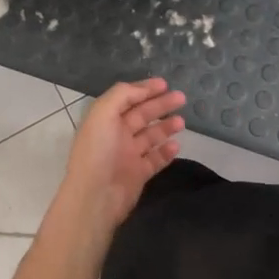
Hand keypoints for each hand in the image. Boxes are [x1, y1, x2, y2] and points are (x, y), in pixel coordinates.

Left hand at [60, 79, 185, 230]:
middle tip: (181, 97)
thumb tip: (143, 89)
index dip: (145, 89)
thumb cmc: (98, 150)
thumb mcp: (103, 113)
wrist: (97, 195)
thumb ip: (122, 95)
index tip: (164, 83)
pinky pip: (155, 159)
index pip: (127, 98)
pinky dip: (166, 152)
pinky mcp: (138, 174)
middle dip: (160, 105)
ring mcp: (128, 155)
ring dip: (165, 127)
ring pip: (150, 136)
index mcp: (105, 118)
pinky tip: (177, 145)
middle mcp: (116, 134)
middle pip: (142, 114)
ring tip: (182, 121)